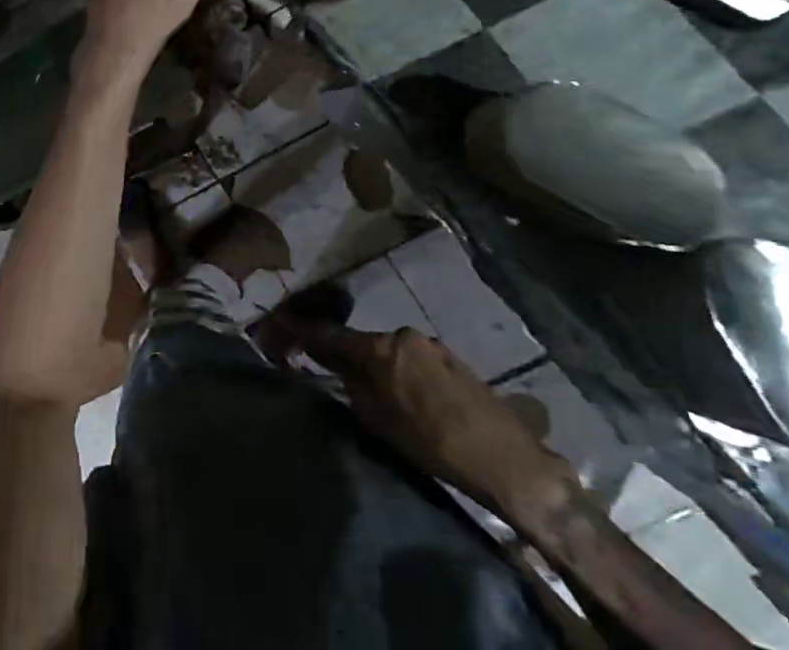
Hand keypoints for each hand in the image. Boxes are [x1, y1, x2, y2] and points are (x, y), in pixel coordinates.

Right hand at [293, 324, 578, 518]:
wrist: (509, 462)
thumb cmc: (432, 442)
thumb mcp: (376, 418)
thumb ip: (350, 384)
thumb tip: (334, 366)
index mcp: (382, 347)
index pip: (330, 334)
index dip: (302, 331)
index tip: (280, 325)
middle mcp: (406, 337)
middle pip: (362, 341)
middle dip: (342, 352)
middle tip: (324, 367)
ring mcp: (434, 347)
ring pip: (389, 351)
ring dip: (374, 363)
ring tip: (366, 386)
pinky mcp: (455, 361)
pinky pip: (411, 359)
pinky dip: (397, 370)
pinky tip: (401, 392)